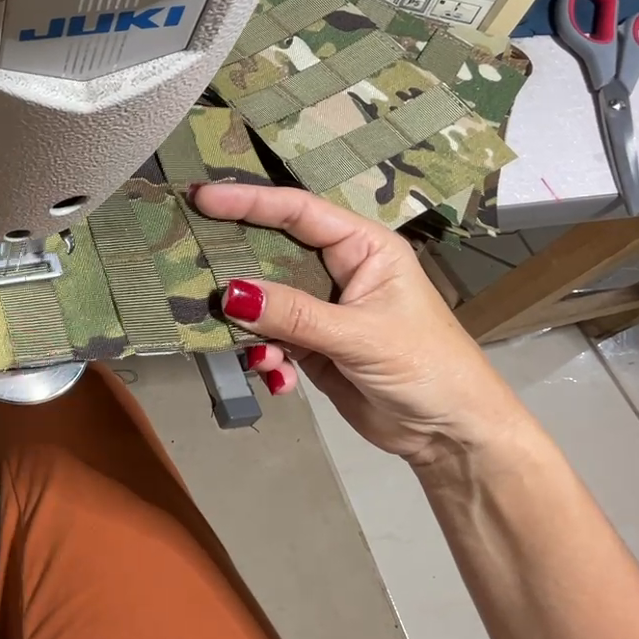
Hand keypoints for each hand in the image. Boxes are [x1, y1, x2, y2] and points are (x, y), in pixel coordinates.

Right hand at [191, 184, 532, 468]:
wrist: (453, 439)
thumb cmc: (430, 371)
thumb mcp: (362, 337)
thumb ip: (294, 314)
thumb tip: (227, 294)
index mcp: (363, 248)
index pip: (297, 211)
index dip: (248, 201)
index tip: (201, 199)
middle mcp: (336, 268)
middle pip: (269, 247)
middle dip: (232, 256)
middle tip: (185, 249)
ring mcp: (318, 305)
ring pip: (260, 294)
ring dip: (246, 319)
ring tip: (239, 338)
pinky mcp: (306, 341)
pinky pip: (265, 333)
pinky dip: (262, 352)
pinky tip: (276, 376)